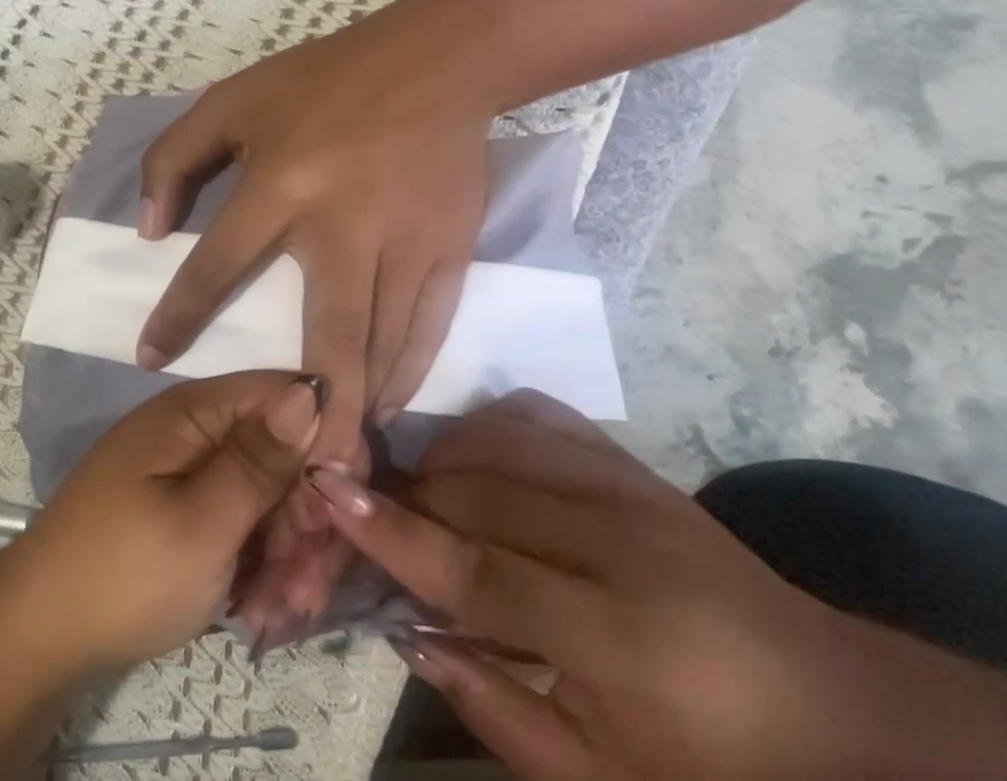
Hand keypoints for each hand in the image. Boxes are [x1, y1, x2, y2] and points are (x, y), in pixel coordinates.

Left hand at [4, 371, 322, 672]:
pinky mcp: (184, 513)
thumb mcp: (201, 523)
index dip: (328, 443)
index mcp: (190, 415)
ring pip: (269, 498)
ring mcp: (186, 475)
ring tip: (279, 614)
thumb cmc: (123, 576)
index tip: (350, 509)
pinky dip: (259, 565)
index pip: (285, 395)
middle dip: (307, 522)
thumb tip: (311, 389)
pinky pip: (242, 524)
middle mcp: (190, 433)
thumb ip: (258, 461)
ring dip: (288, 556)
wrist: (43, 632)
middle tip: (308, 591)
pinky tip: (261, 610)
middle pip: (283, 455)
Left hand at [137, 3, 493, 446]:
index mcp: (279, 187)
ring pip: (382, 344)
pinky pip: (428, 326)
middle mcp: (341, 228)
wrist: (441, 60)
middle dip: (316, 410)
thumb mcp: (229, 102)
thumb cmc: (321, 82)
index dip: (179, 318)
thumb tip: (147, 230)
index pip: (215, 267)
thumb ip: (173, 160)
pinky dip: (407, 371)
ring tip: (340, 462)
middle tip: (298, 472)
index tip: (149, 359)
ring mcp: (405, 245)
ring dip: (362, 406)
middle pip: (328, 338)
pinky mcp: (452, 251)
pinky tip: (387, 405)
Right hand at [312, 390, 1003, 779]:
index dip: (396, 535)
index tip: (327, 493)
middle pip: (477, 495)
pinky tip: (464, 451)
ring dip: (435, 456)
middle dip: (402, 495)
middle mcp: (626, 548)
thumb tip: (403, 629)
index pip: (480, 573)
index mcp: (619, 640)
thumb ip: (490, 706)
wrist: (835, 710)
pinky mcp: (641, 470)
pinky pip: (543, 418)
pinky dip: (487, 422)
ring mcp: (638, 494)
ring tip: (409, 490)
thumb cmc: (706, 759)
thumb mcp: (595, 774)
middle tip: (357, 509)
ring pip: (499, 441)